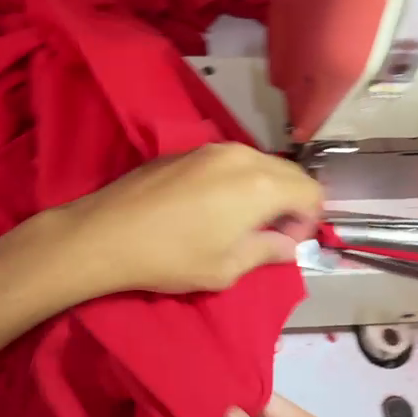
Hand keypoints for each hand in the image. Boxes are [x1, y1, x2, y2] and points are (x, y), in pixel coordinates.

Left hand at [43, 143, 321, 297]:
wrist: (106, 234)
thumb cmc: (171, 257)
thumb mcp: (226, 268)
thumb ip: (266, 252)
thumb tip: (287, 246)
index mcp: (260, 184)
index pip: (311, 191)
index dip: (309, 220)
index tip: (287, 244)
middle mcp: (242, 156)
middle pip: (288, 172)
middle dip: (290, 203)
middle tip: (269, 236)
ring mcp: (211, 148)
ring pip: (259, 163)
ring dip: (264, 190)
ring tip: (241, 223)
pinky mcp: (186, 151)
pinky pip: (230, 162)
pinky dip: (237, 181)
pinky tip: (212, 207)